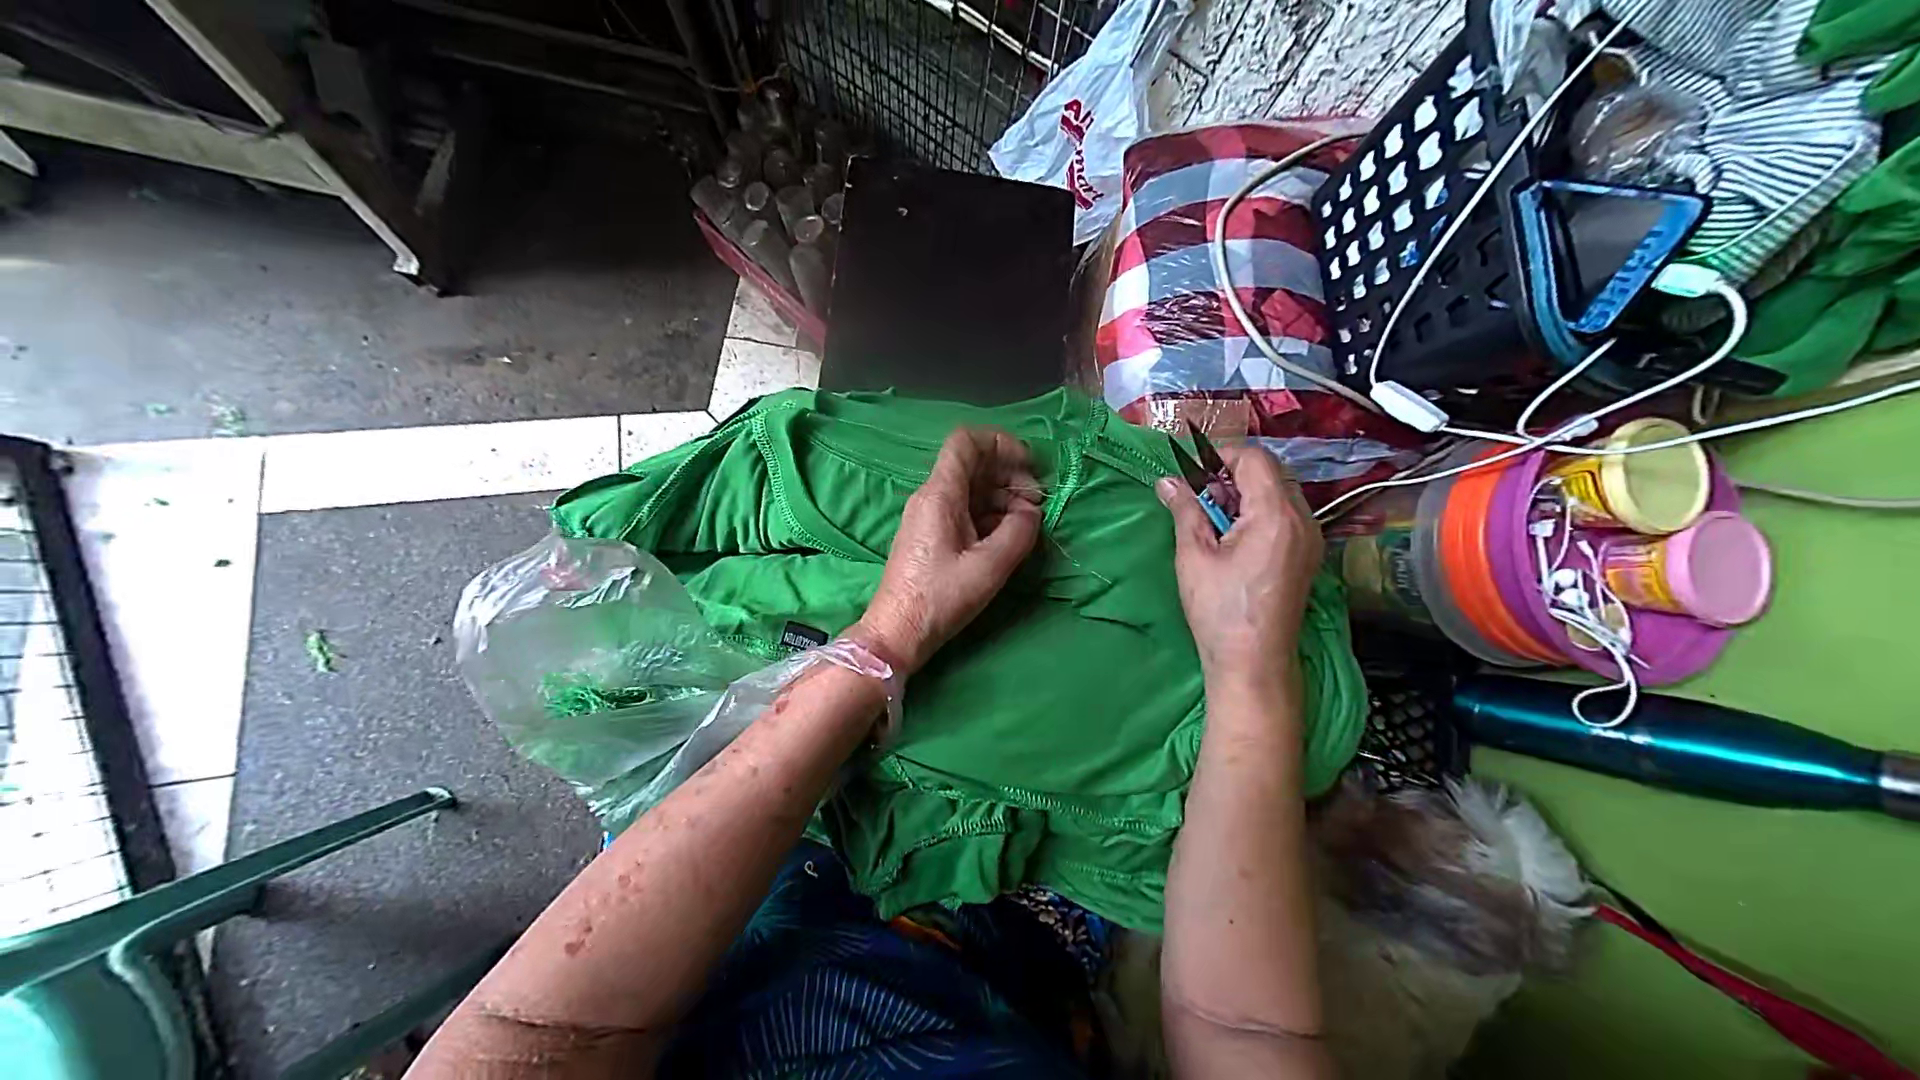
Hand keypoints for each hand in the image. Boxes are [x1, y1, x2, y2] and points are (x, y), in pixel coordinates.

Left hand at [851, 427, 1042, 675]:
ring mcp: (929, 515)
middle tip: (1036, 502)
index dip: (1002, 443)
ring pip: (971, 487)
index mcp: (940, 495)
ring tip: (1027, 522)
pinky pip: (965, 509)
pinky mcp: (932, 534)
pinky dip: (990, 514)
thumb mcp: (990, 567)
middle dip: (1009, 474)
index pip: (967, 442)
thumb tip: (1031, 512)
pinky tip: (1007, 535)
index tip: (1029, 467)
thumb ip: (1019, 532)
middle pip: (973, 464)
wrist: (897, 631)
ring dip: (1003, 496)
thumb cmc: (940, 598)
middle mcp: (931, 497)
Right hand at [1157, 445, 1322, 686]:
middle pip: (1270, 472)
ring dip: (1245, 494)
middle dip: (1232, 475)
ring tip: (1214, 522)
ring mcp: (1311, 537)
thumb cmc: (1219, 609)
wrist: (1253, 661)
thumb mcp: (1193, 555)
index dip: (1221, 456)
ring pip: (1279, 492)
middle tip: (1199, 500)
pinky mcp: (1308, 554)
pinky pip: (1286, 515)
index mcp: (1275, 514)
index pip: (1255, 458)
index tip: (1193, 473)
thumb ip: (1185, 509)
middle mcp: (1302, 519)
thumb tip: (1167, 481)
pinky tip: (1235, 539)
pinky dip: (1259, 513)